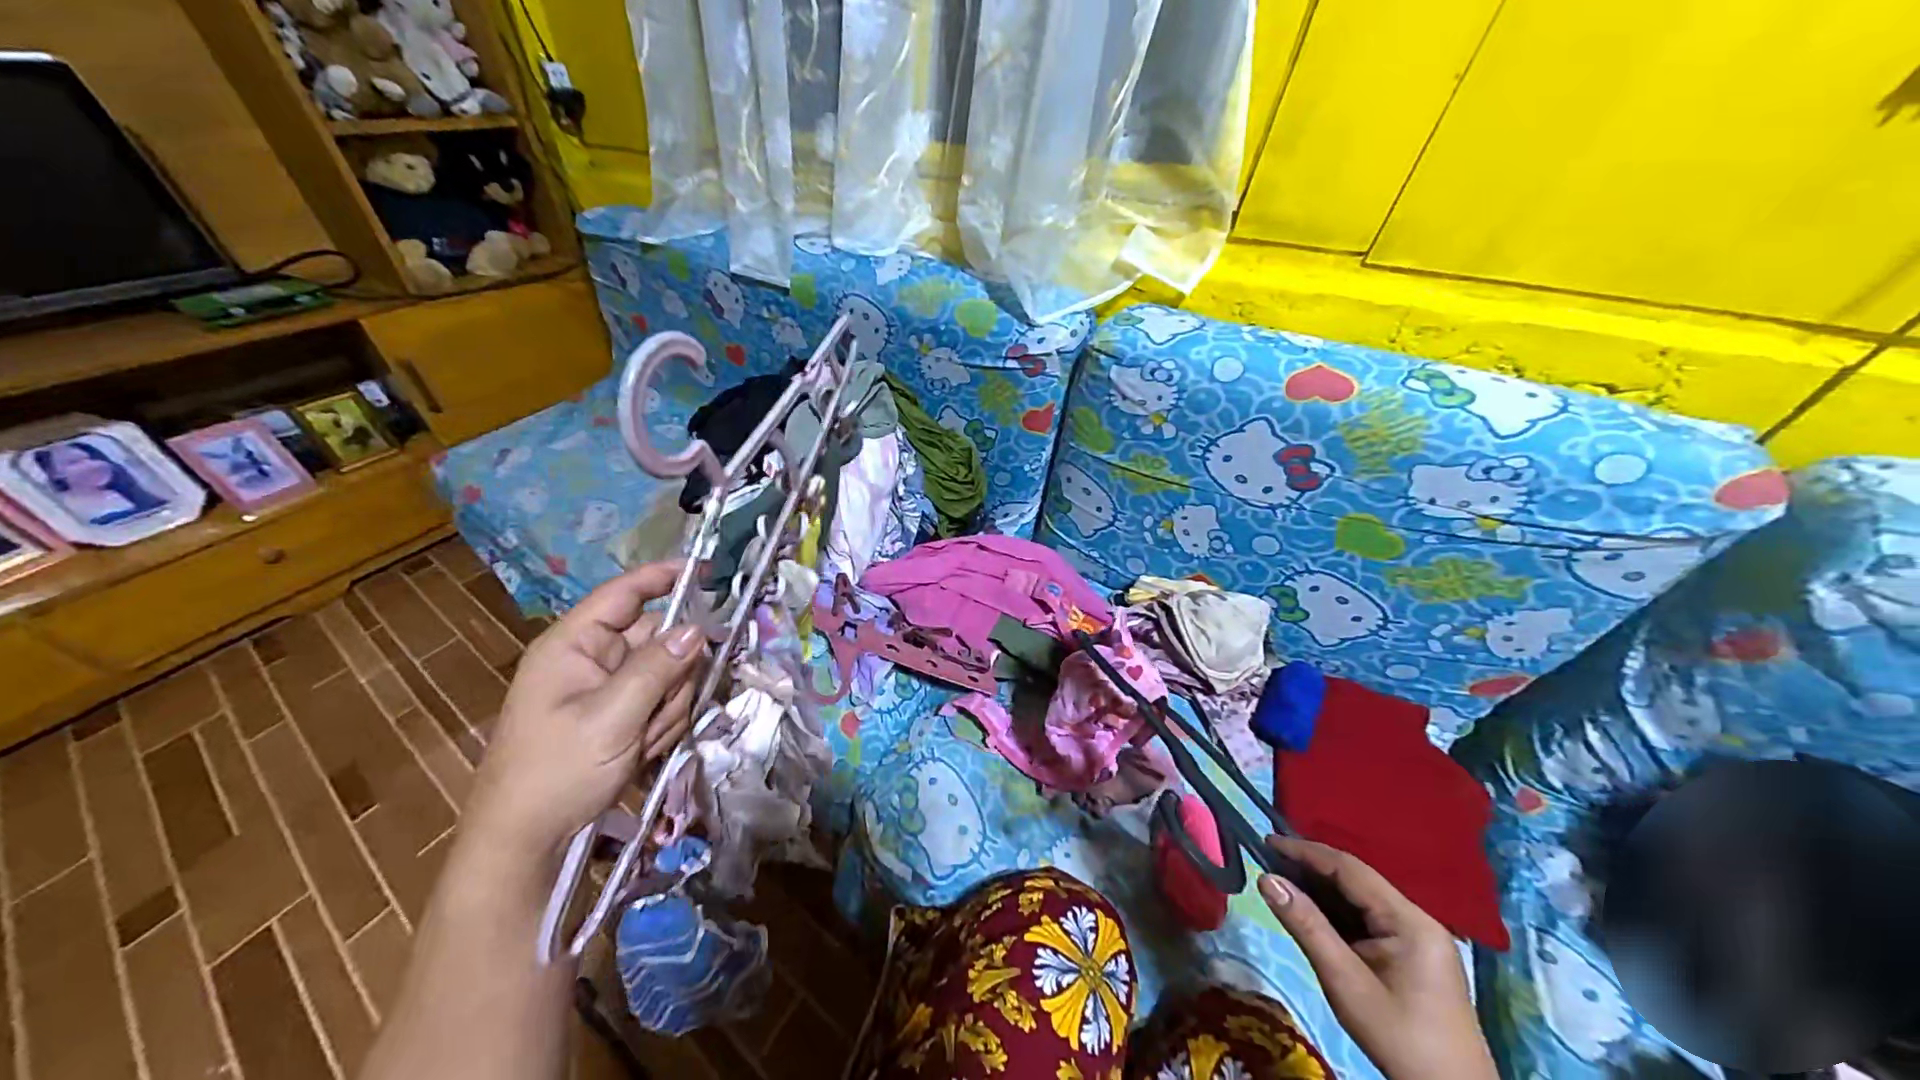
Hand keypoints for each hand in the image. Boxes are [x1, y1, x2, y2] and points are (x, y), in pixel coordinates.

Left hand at [462, 562, 707, 861]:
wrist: (526, 843)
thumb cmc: (555, 772)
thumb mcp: (610, 718)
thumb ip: (657, 669)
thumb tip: (698, 628)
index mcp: (574, 644)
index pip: (624, 593)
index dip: (663, 578)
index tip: (708, 573)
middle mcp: (593, 659)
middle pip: (658, 639)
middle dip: (672, 674)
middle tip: (660, 710)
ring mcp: (608, 689)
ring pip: (669, 674)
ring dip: (668, 706)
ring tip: (643, 741)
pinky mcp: (622, 716)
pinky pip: (663, 703)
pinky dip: (663, 725)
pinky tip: (642, 752)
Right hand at [1259, 836, 1495, 1079]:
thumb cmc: (1398, 1037)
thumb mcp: (1345, 981)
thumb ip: (1306, 925)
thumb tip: (1267, 879)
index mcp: (1409, 920)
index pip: (1350, 868)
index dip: (1306, 851)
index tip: (1266, 841)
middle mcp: (1417, 919)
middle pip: (1357, 880)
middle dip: (1311, 868)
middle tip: (1267, 861)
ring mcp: (1418, 938)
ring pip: (1361, 899)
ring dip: (1322, 890)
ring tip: (1281, 881)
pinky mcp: (1414, 955)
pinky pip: (1369, 919)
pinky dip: (1337, 912)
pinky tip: (1312, 912)